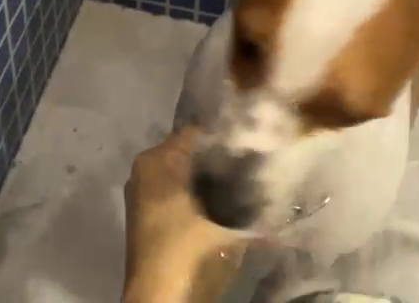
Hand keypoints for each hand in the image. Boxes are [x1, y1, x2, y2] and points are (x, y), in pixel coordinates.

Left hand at [123, 128, 248, 302]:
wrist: (159, 301)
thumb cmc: (188, 251)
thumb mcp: (226, 224)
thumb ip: (252, 203)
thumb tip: (276, 191)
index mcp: (157, 158)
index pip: (197, 133)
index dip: (226, 139)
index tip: (253, 149)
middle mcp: (145, 169)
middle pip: (189, 155)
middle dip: (219, 163)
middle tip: (253, 170)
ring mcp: (142, 195)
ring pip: (183, 177)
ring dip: (209, 184)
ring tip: (243, 190)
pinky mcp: (146, 219)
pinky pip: (175, 196)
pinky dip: (196, 200)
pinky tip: (221, 212)